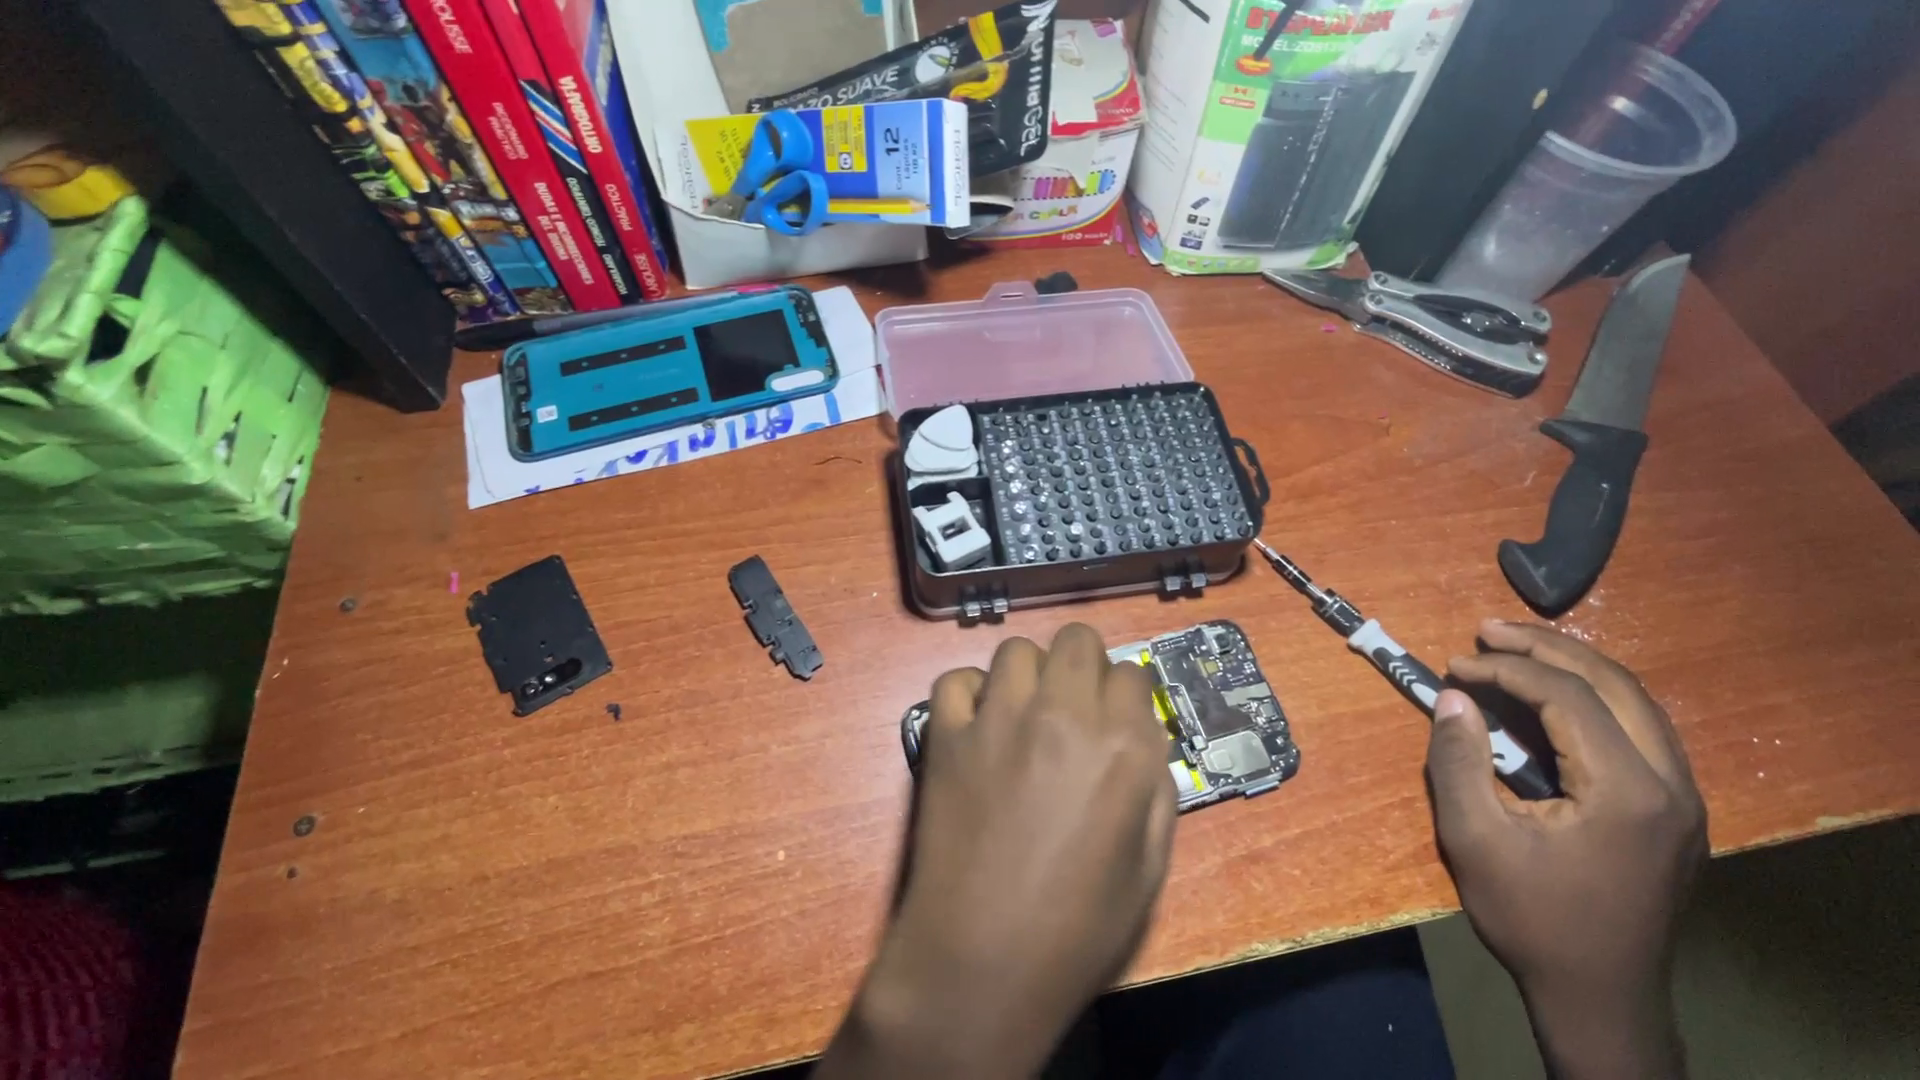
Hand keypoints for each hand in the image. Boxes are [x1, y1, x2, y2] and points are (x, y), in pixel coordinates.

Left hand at [819, 624, 1175, 1078]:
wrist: (982, 960)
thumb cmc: (1079, 929)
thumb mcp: (1150, 865)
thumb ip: (1155, 787)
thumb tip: (1140, 739)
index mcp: (1125, 747)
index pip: (1131, 673)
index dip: (1124, 696)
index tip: (1113, 720)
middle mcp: (1064, 715)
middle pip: (1076, 640)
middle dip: (1081, 665)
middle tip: (1071, 708)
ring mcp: (998, 718)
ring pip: (1016, 650)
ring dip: (1028, 674)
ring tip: (1023, 715)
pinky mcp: (946, 735)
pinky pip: (955, 680)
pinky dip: (970, 694)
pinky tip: (977, 725)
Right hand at [1427, 620, 1706, 1079]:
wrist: (1599, 994)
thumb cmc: (1531, 917)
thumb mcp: (1475, 839)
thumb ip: (1458, 761)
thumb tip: (1453, 697)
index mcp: (1627, 789)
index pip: (1568, 697)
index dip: (1506, 671)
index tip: (1455, 666)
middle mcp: (1672, 782)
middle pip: (1615, 685)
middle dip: (1547, 650)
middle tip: (1488, 632)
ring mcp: (1683, 798)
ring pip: (1637, 703)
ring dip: (1575, 669)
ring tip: (1517, 651)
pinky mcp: (1676, 811)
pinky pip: (1641, 731)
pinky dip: (1595, 699)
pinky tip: (1555, 698)